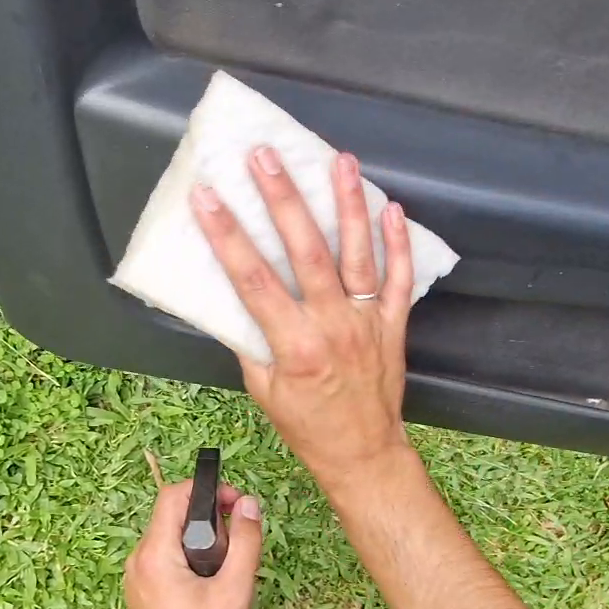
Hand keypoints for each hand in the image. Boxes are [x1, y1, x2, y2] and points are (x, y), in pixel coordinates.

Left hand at [124, 481, 263, 608]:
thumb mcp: (234, 590)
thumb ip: (245, 542)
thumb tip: (249, 503)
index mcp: (156, 553)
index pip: (173, 496)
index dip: (205, 489)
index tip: (235, 503)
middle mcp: (138, 560)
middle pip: (171, 515)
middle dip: (207, 515)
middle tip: (237, 537)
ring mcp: (136, 578)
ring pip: (169, 537)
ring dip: (200, 538)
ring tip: (228, 564)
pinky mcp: (141, 593)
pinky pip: (164, 558)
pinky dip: (188, 556)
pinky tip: (210, 582)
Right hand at [192, 147, 416, 489]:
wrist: (363, 452)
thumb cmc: (307, 426)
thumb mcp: (263, 392)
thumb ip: (248, 343)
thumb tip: (231, 298)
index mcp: (294, 345)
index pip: (253, 280)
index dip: (226, 236)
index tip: (207, 197)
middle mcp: (334, 325)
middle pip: (307, 252)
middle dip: (283, 199)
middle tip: (265, 156)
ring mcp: (368, 321)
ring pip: (359, 254)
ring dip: (348, 204)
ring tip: (339, 161)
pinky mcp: (394, 324)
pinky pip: (400, 278)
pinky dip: (398, 243)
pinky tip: (392, 208)